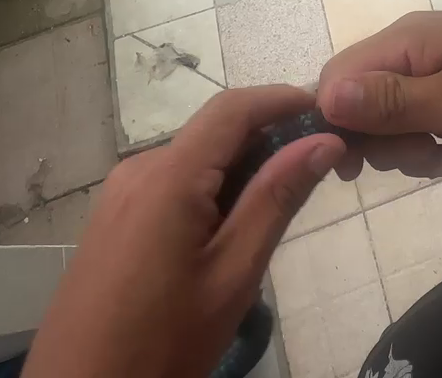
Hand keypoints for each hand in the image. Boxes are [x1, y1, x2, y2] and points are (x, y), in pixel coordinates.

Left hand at [22, 86, 345, 377]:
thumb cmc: (161, 343)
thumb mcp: (233, 274)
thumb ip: (277, 198)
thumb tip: (325, 140)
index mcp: (168, 176)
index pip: (233, 108)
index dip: (282, 98)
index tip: (328, 110)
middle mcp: (139, 169)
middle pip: (215, 130)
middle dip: (269, 135)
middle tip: (318, 165)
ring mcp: (120, 193)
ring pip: (197, 156)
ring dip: (242, 164)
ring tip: (282, 199)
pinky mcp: (113, 217)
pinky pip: (173, 180)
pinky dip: (212, 185)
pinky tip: (233, 224)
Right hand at [317, 11, 441, 177]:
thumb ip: (390, 102)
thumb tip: (326, 98)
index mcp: (401, 41)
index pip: (334, 79)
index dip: (336, 124)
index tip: (360, 165)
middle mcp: (405, 43)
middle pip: (358, 97)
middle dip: (380, 140)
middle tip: (422, 160)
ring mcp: (426, 57)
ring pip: (386, 109)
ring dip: (406, 143)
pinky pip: (414, 107)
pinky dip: (426, 134)